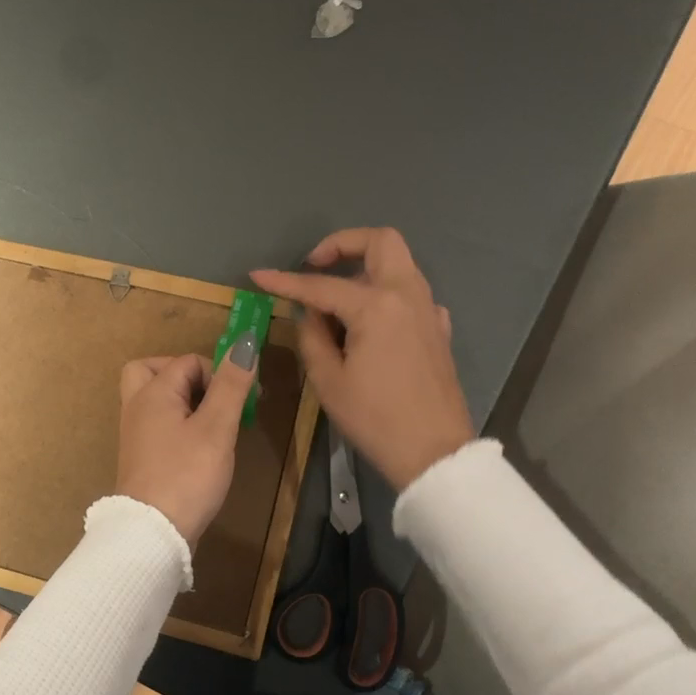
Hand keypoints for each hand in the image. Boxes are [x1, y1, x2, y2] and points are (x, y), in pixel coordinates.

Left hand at [114, 336, 259, 545]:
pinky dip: (178, 424)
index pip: (188, 361)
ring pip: (155, 398)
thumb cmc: (186, 475)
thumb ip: (231, 385)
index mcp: (151, 393)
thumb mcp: (216, 428)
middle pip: (153, 370)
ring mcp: (135, 432)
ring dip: (185, 402)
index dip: (219, 374)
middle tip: (214, 400)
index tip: (244, 400)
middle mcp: (136, 406)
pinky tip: (200, 446)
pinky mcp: (141, 456)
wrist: (153, 531)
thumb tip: (245, 342)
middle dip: (188, 377)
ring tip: (213, 423)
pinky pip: (157, 424)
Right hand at [252, 228, 472, 491]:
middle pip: (380, 241)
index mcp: (376, 306)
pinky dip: (383, 296)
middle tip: (314, 265)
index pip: (320, 284)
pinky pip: (409, 294)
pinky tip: (367, 326)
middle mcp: (406, 296)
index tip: (258, 275)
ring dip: (362, 269)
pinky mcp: (437, 328)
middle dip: (342, 244)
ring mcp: (428, 310)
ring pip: (396, 264)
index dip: (285, 280)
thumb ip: (312, 336)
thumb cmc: (374, 418)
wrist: (433, 453)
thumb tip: (309, 314)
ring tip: (334, 303)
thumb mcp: (328, 379)